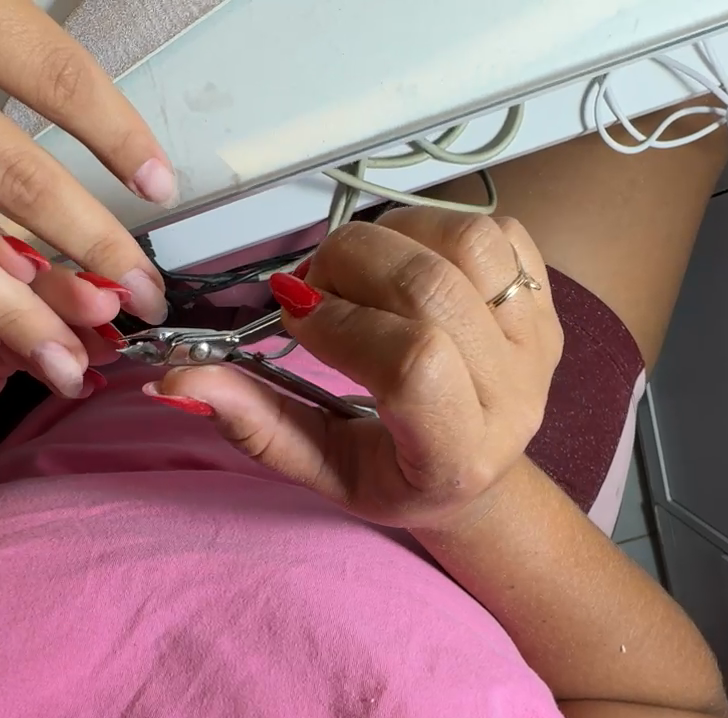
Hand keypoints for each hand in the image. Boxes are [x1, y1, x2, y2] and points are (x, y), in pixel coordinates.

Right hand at [156, 209, 562, 533]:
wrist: (477, 470)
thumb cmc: (397, 478)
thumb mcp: (326, 472)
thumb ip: (260, 428)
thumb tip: (180, 380)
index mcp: (458, 452)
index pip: (414, 365)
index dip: (343, 325)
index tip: (298, 319)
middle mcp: (513, 394)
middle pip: (433, 290)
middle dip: (352, 266)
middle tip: (316, 288)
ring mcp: (537, 342)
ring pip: (467, 241)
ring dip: (392, 236)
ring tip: (358, 272)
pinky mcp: (547, 302)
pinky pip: (496, 229)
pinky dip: (436, 228)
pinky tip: (409, 264)